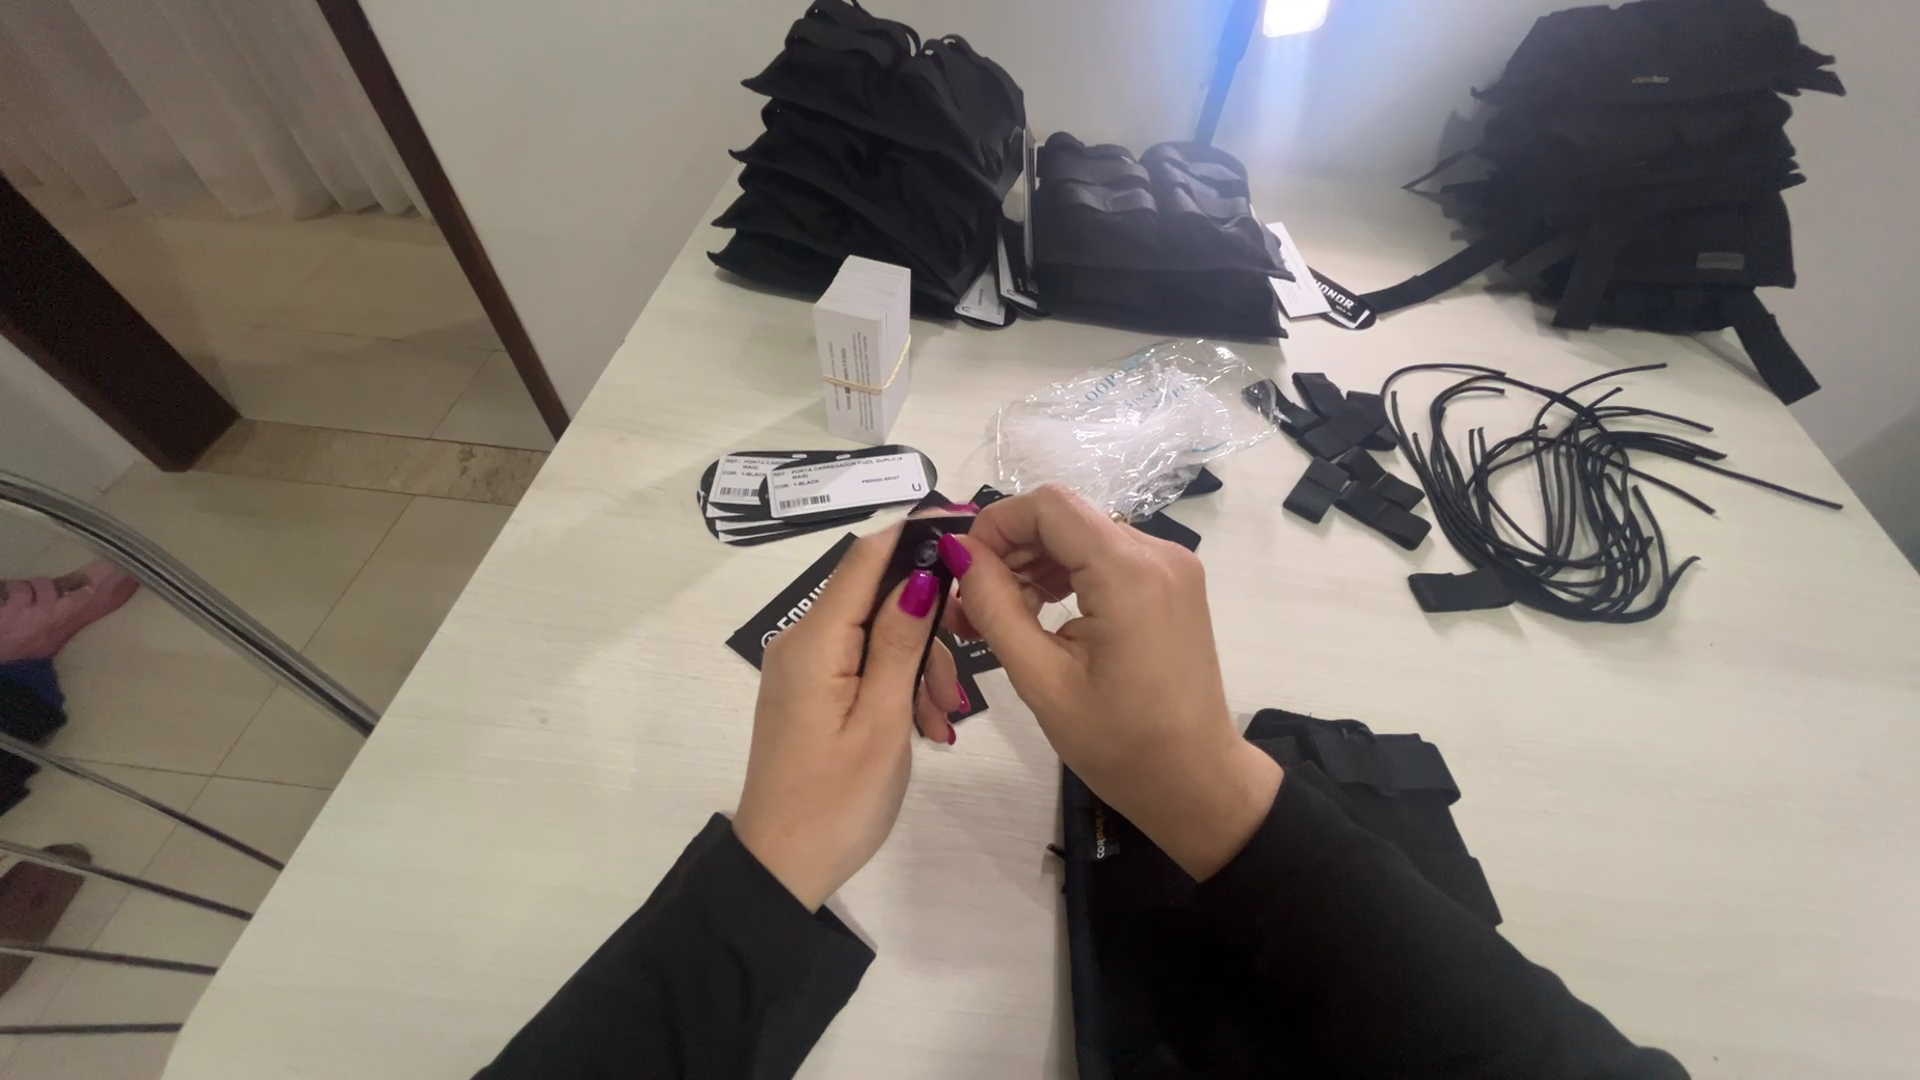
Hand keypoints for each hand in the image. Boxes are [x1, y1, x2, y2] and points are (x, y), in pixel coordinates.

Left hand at [734, 524, 964, 910]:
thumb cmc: (838, 800)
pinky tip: (923, 724)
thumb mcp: (883, 719)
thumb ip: (899, 641)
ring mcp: (805, 665)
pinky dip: (898, 681)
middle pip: (876, 597)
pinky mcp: (813, 688)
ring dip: (918, 664)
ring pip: (877, 633)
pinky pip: (863, 661)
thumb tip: (920, 574)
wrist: (783, 868)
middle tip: (956, 684)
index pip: (865, 558)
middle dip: (927, 627)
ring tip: (940, 721)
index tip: (964, 523)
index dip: (913, 534)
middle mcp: (803, 641)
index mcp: (815, 641)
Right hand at [938, 486, 1281, 880]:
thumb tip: (958, 551)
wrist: (1197, 782)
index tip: (963, 569)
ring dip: (1032, 564)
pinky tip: (1039, 614)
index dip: (996, 524)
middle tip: (972, 603)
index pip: (1048, 505)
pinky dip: (1064, 575)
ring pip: (1080, 535)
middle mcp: (1157, 552)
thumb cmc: (1120, 744)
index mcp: (1129, 572)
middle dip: (1009, 549)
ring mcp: (1169, 565)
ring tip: (1000, 616)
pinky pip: (1103, 556)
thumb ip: (994, 605)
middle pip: (1064, 517)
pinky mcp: (1169, 582)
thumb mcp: (1041, 679)